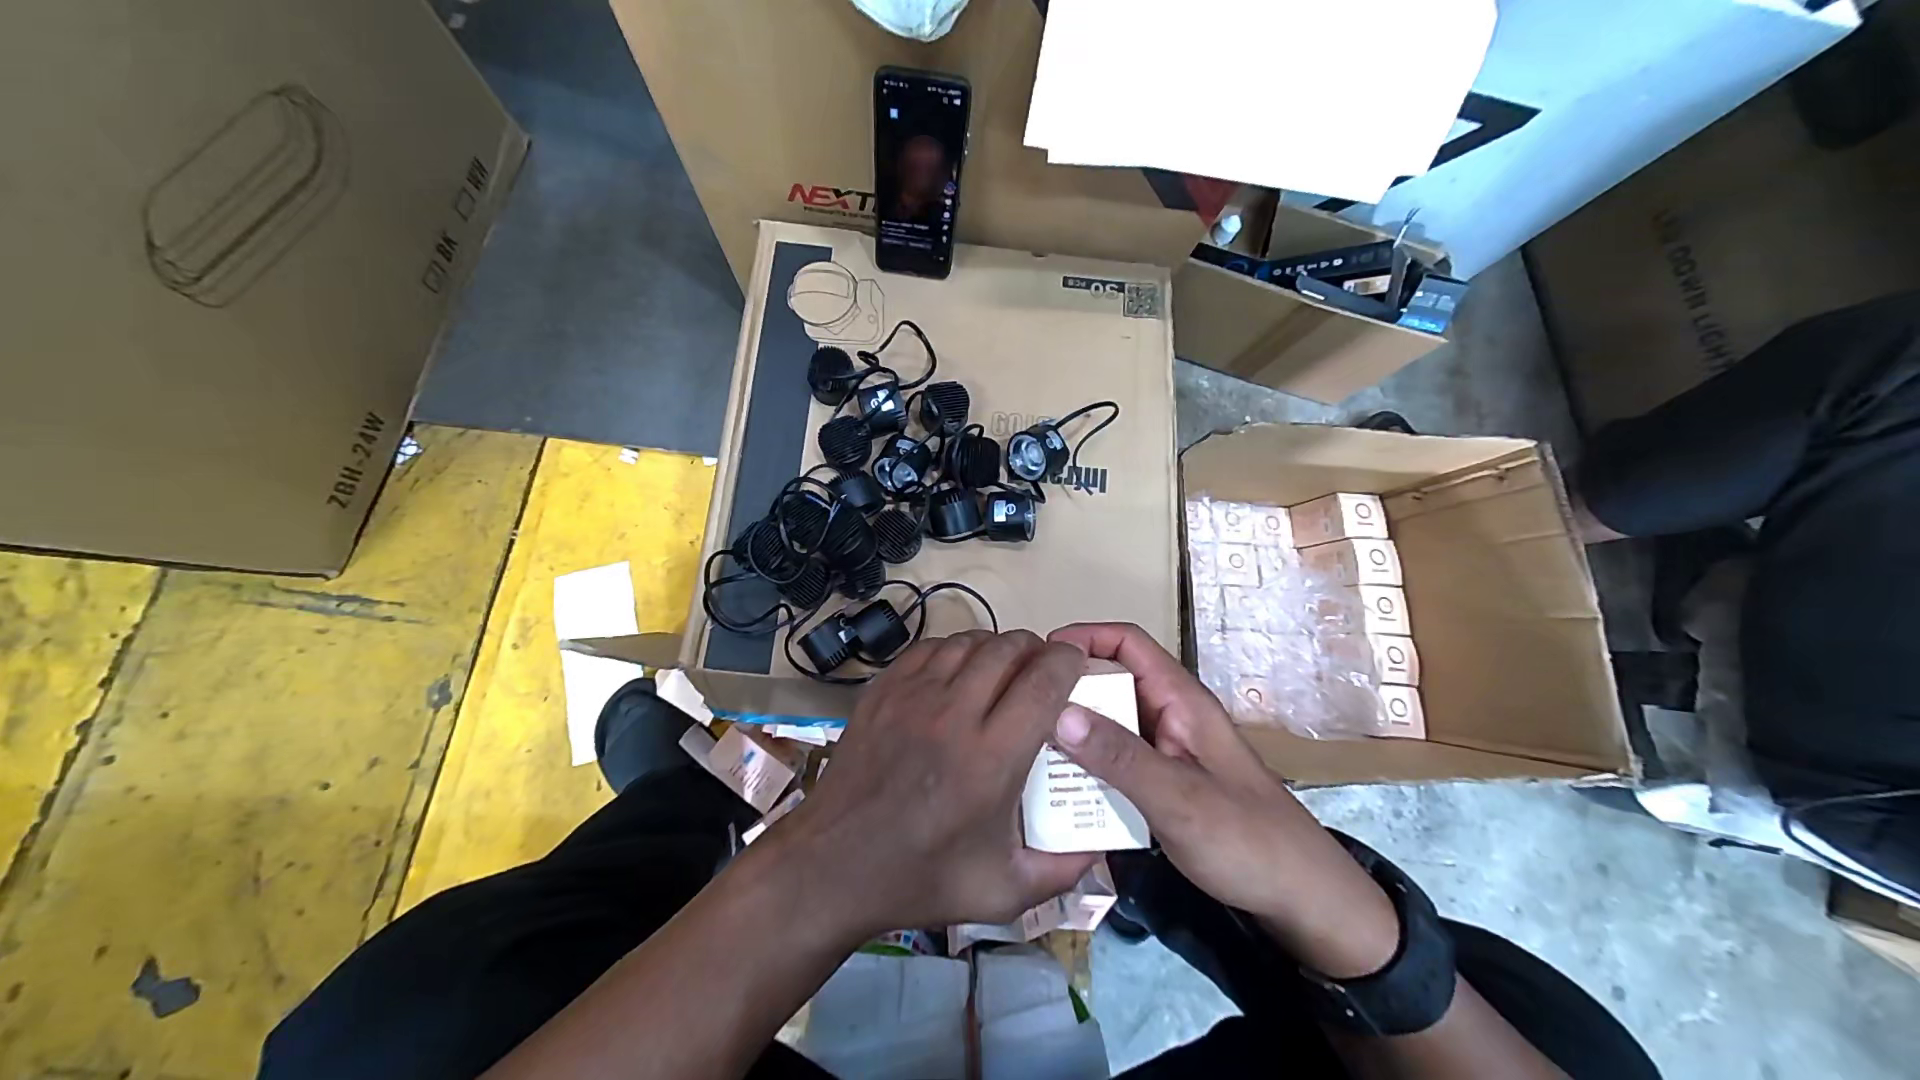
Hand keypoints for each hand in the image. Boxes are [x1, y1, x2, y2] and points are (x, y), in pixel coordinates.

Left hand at [780, 630, 1098, 935]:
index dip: (1068, 663)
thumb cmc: (920, 879)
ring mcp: (912, 697)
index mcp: (991, 758)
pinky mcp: (883, 691)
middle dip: (1036, 650)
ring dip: (996, 648)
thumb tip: (1102, 843)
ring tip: (1005, 668)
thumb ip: (1063, 869)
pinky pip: (930, 648)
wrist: (833, 866)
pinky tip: (960, 671)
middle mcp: (953, 715)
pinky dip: (955, 650)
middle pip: (1008, 650)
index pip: (1043, 682)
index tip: (1077, 667)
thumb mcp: (1003, 892)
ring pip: (969, 642)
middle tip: (1043, 669)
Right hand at [1047, 622, 1399, 977]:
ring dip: (1072, 730)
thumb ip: (1120, 757)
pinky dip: (1085, 763)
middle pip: (1110, 682)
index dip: (1085, 637)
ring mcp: (1165, 751)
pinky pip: (1113, 758)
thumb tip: (1057, 713)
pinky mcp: (1161, 783)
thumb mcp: (1180, 799)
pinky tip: (1057, 787)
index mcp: (1181, 701)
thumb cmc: (1249, 842)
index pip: (1128, 643)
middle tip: (1019, 709)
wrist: (1302, 902)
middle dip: (1067, 688)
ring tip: (1026, 746)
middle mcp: (1169, 716)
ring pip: (1108, 722)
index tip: (1039, 658)